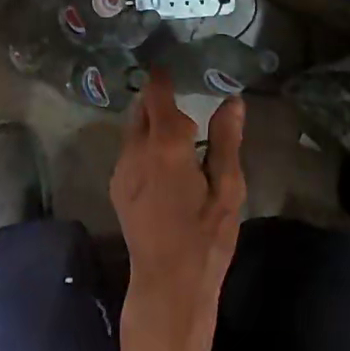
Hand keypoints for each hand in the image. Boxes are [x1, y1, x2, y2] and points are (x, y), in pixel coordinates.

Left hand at [109, 72, 244, 350]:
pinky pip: (128, 149)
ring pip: (132, 128)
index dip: (162, 77)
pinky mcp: (116, 186)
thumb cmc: (205, 238)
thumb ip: (227, 140)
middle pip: (141, 107)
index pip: (157, 94)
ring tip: (173, 128)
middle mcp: (136, 148)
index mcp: (167, 144)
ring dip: (149, 121)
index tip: (169, 65)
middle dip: (157, 98)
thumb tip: (232, 99)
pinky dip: (142, 141)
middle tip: (178, 96)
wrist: (167, 285)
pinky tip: (160, 159)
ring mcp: (121, 168)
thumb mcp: (228, 189)